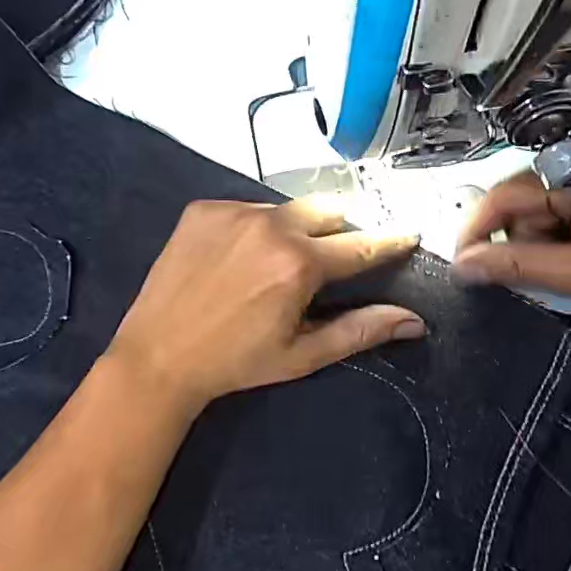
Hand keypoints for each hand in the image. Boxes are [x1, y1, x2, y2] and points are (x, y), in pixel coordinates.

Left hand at [107, 197, 425, 409]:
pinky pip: (248, 208)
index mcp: (299, 264)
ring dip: (294, 231)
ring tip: (271, 268)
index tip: (410, 232)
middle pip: (328, 211)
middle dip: (338, 232)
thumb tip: (413, 322)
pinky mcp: (204, 209)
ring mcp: (233, 212)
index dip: (389, 241)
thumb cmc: (236, 362)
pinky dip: (255, 229)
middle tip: (327, 263)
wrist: (157, 356)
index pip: (361, 245)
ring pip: (287, 210)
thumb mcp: (302, 354)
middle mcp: (270, 226)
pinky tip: (238, 260)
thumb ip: (361, 331)